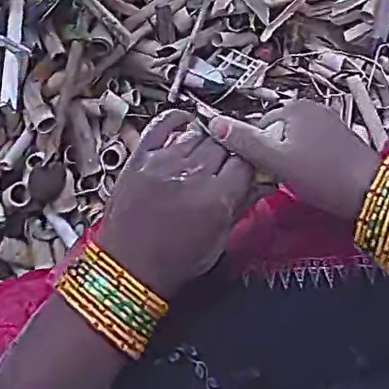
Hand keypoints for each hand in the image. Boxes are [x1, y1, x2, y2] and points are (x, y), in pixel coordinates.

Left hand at [93, 110, 256, 297]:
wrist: (126, 269)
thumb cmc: (171, 263)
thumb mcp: (217, 241)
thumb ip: (242, 205)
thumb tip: (262, 182)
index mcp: (215, 198)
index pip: (246, 160)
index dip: (252, 160)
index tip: (253, 162)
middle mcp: (190, 174)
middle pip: (224, 142)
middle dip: (232, 150)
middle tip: (232, 158)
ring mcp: (164, 161)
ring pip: (199, 132)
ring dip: (208, 140)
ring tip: (209, 152)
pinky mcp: (142, 156)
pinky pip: (163, 123)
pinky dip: (178, 119)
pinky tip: (186, 123)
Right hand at [208, 100, 381, 221]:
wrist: (372, 193)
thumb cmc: (323, 175)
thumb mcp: (277, 161)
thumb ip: (245, 142)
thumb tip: (214, 124)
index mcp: (295, 107)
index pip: (258, 125)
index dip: (256, 151)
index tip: (263, 172)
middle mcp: (312, 108)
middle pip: (276, 133)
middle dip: (274, 155)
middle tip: (281, 179)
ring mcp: (328, 123)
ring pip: (293, 143)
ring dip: (290, 161)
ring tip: (299, 181)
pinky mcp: (339, 140)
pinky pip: (311, 148)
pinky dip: (307, 162)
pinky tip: (314, 179)